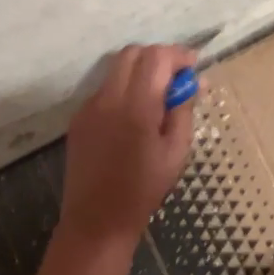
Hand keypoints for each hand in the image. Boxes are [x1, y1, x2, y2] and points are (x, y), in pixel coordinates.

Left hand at [61, 44, 196, 244]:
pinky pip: (105, 91)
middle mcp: (108, 98)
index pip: (156, 57)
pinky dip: (124, 90)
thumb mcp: (176, 151)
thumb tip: (194, 82)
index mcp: (136, 106)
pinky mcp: (79, 118)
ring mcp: (89, 107)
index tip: (194, 67)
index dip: (178, 55)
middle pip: (132, 54)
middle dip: (158, 58)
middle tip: (176, 80)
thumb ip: (183, 110)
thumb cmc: (144, 189)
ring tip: (158, 98)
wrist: (97, 220)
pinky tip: (135, 117)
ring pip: (116, 70)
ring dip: (140, 73)